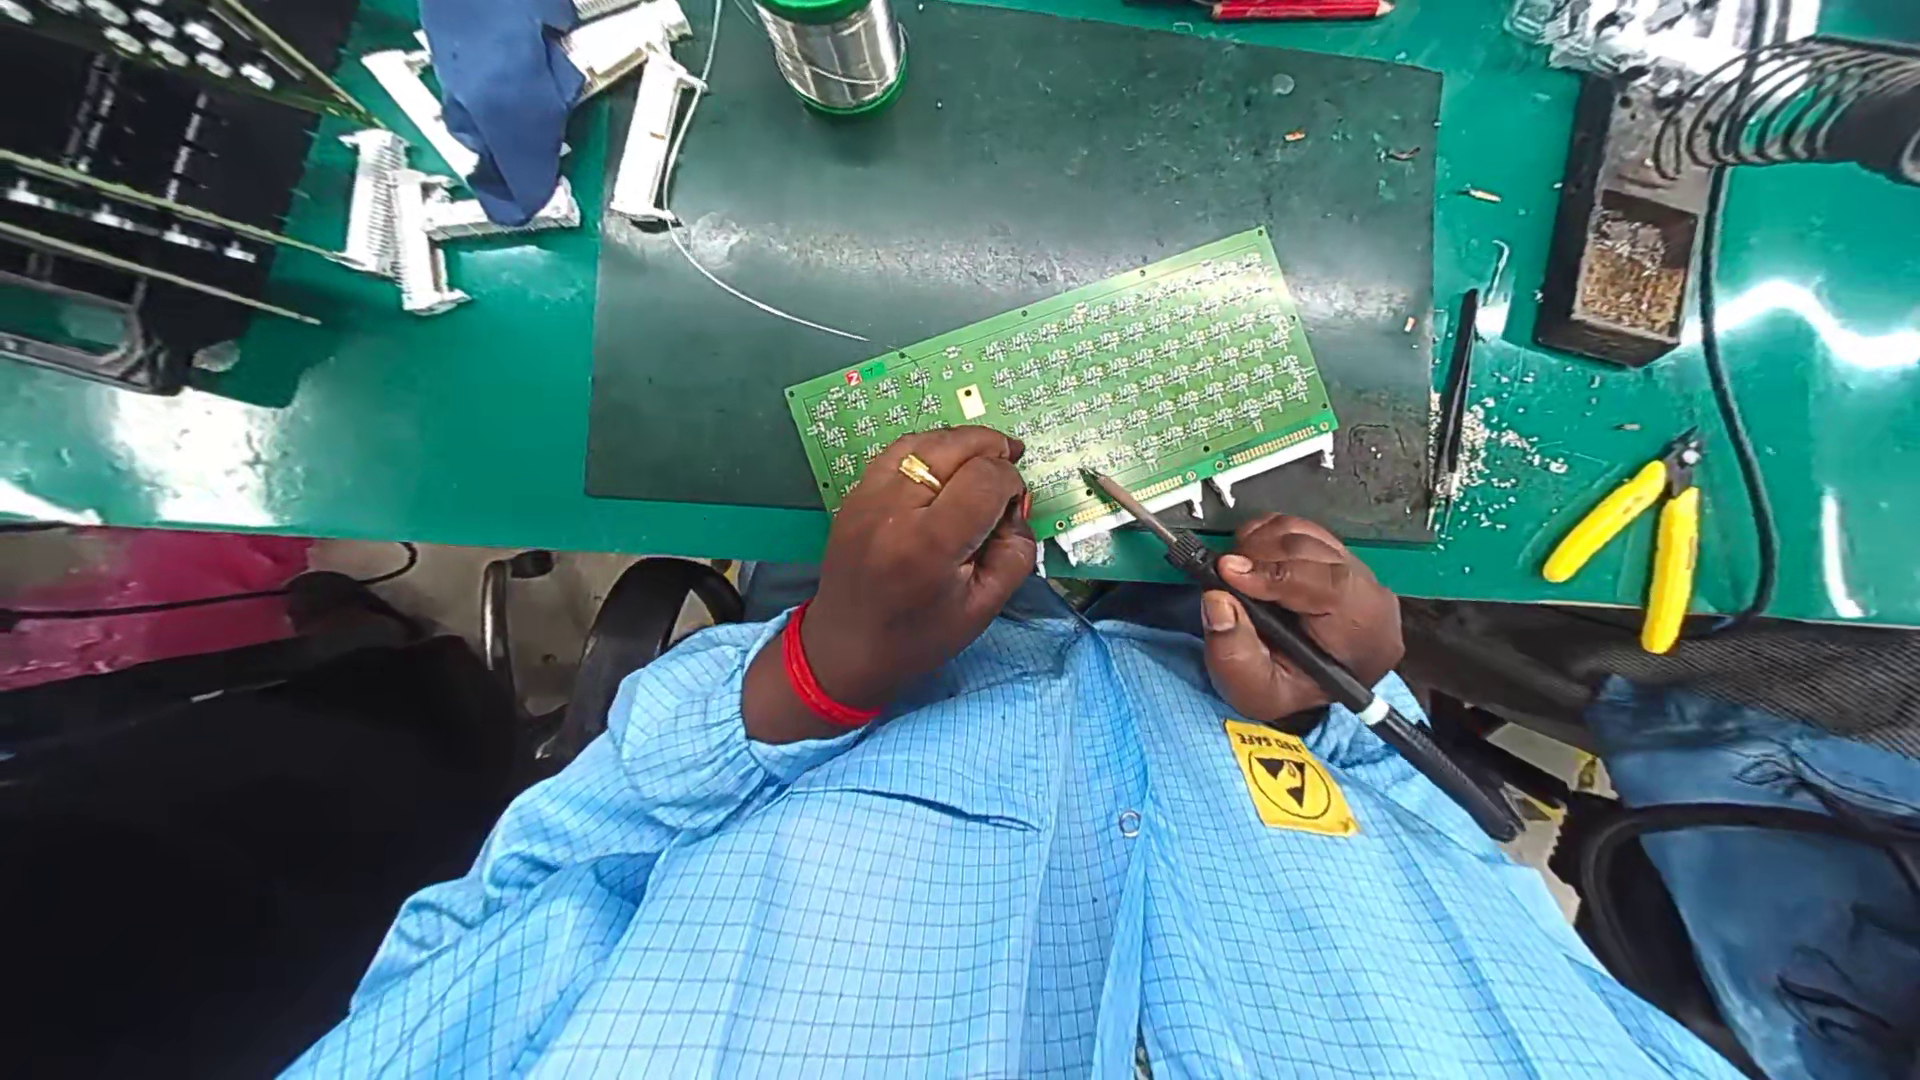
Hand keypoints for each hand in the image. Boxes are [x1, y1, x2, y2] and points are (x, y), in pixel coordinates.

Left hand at [744, 426, 1034, 740]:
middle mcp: (894, 510)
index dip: (1011, 482)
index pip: (985, 479)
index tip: (1014, 505)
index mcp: (929, 545)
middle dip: (991, 449)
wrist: (847, 647)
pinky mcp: (855, 494)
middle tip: (1010, 460)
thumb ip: (1016, 550)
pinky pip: (898, 450)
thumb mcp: (985, 606)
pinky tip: (946, 462)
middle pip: (955, 447)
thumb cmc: (919, 636)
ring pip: (925, 440)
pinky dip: (930, 447)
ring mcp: (868, 497)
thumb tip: (1015, 504)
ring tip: (984, 456)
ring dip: (962, 441)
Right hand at [1202, 514, 1402, 723]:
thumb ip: (1234, 652)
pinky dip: (1261, 535)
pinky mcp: (1328, 553)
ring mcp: (1350, 569)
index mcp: (1364, 635)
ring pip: (1302, 533)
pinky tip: (1246, 561)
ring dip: (1257, 546)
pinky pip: (1295, 526)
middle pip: (1314, 553)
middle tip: (1222, 575)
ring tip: (1234, 572)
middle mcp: (1367, 596)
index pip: (1330, 586)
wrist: (1294, 687)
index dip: (1276, 573)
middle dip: (1259, 558)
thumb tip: (1217, 600)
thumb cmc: (1283, 689)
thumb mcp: (1253, 690)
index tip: (1229, 572)